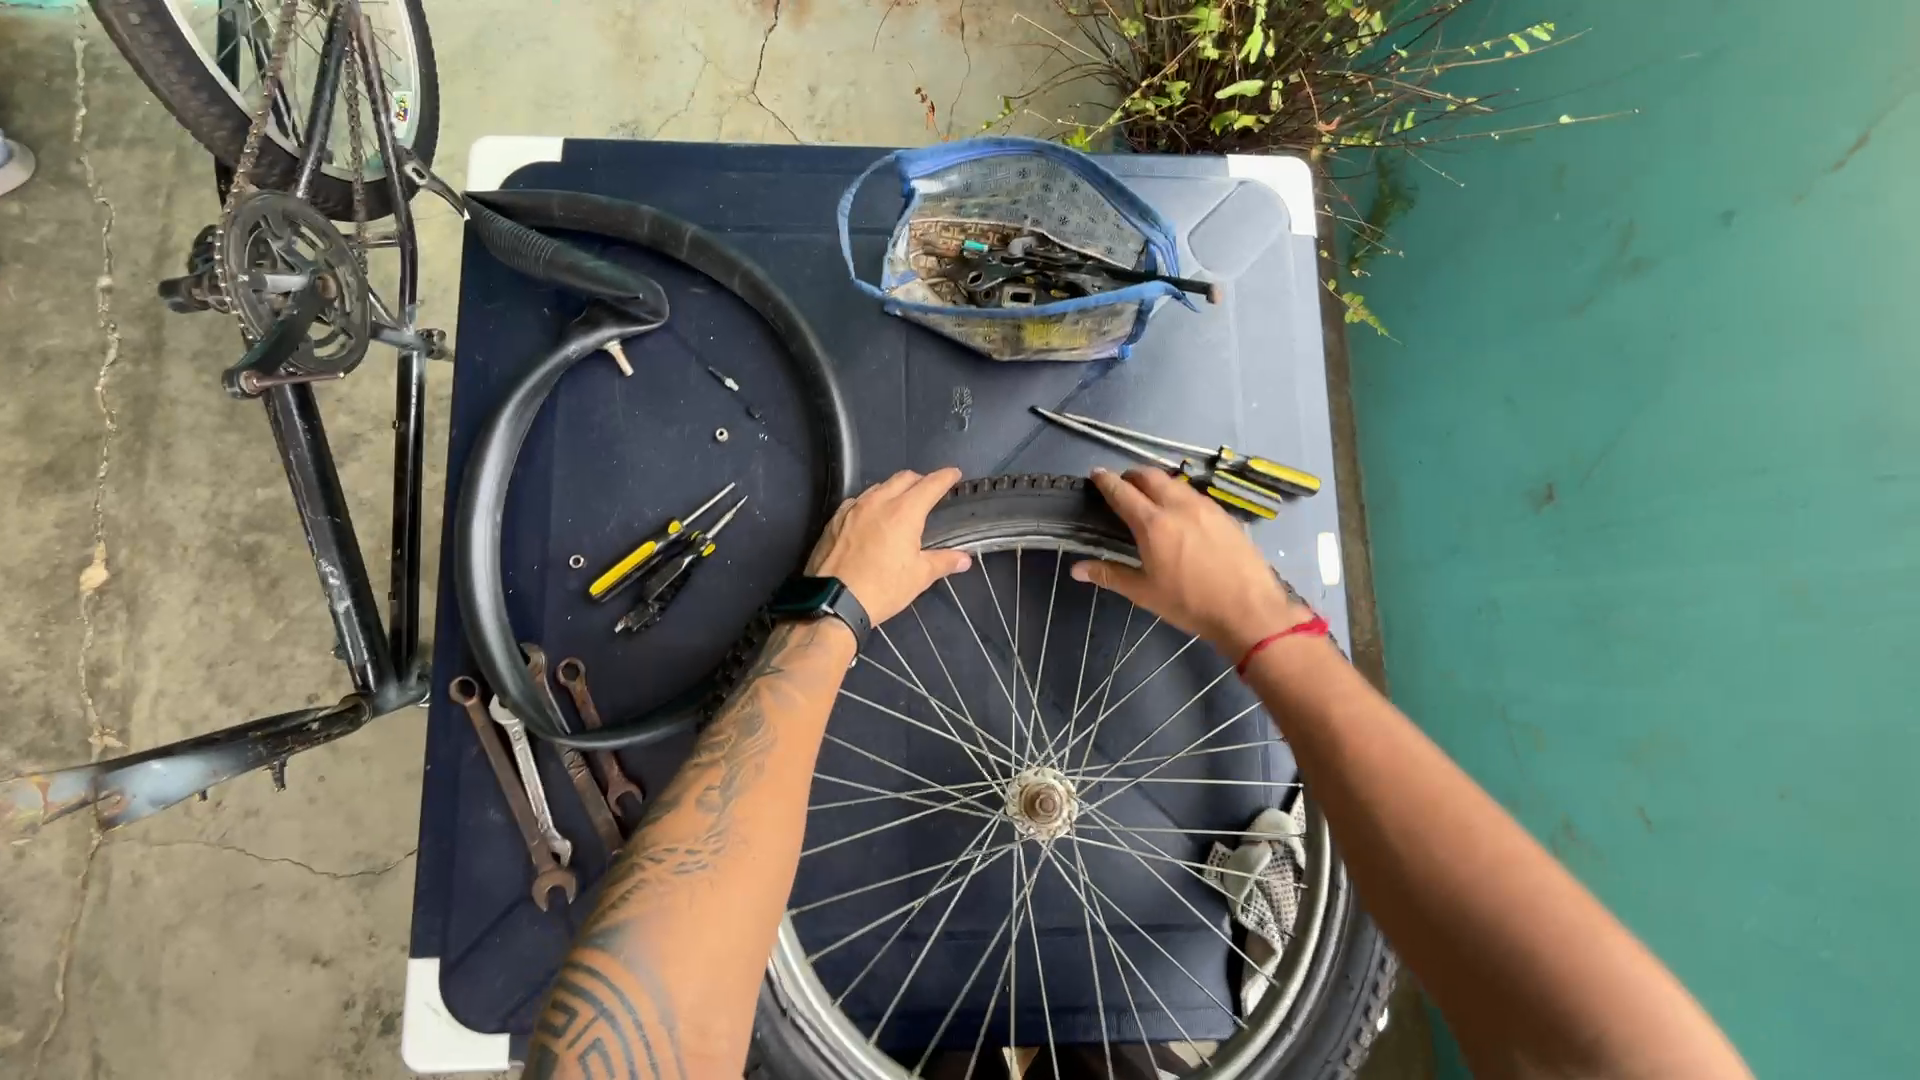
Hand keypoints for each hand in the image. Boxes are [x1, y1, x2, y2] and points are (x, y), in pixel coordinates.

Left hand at [806, 467, 971, 625]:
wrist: (833, 603)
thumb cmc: (882, 588)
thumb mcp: (919, 577)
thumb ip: (943, 562)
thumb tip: (964, 559)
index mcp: (903, 512)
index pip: (930, 485)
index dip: (945, 477)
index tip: (954, 474)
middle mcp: (877, 502)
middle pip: (903, 478)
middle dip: (920, 479)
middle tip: (929, 490)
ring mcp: (852, 508)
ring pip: (878, 487)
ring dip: (894, 489)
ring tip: (901, 502)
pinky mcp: (834, 520)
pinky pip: (857, 501)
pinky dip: (871, 502)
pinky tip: (871, 516)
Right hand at [1072, 467, 1314, 658]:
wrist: (1249, 610)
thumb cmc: (1190, 604)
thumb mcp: (1144, 593)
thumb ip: (1110, 575)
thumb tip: (1076, 569)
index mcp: (1153, 524)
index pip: (1122, 491)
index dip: (1105, 481)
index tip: (1095, 475)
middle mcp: (1178, 506)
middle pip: (1149, 475)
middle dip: (1131, 475)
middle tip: (1121, 486)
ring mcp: (1205, 506)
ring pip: (1174, 481)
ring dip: (1156, 482)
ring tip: (1149, 497)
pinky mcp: (1224, 514)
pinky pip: (1193, 493)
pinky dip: (1177, 493)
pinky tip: (1179, 512)